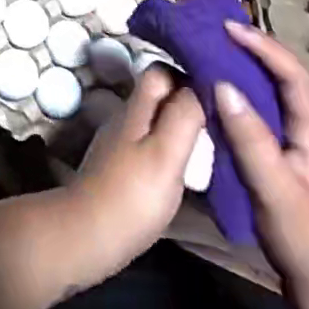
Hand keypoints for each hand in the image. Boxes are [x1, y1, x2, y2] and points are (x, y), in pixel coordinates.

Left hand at [67, 65, 204, 267]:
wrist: (86, 237)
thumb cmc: (132, 195)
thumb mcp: (166, 155)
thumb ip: (183, 117)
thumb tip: (202, 85)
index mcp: (136, 107)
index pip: (160, 71)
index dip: (188, 74)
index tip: (219, 92)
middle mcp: (126, 117)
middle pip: (159, 94)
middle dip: (188, 101)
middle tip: (221, 121)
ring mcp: (120, 141)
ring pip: (155, 119)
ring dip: (181, 126)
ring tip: (212, 144)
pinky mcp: (120, 165)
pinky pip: (150, 142)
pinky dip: (170, 147)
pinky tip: (188, 167)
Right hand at [213, 21, 308, 308]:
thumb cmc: (304, 237)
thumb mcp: (275, 189)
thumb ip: (251, 139)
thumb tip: (222, 84)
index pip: (293, 74)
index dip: (263, 46)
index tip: (229, 28)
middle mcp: (308, 129)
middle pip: (285, 77)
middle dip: (254, 49)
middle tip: (216, 34)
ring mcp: (298, 143)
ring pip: (273, 94)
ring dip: (246, 69)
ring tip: (213, 54)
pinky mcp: (284, 157)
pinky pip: (263, 112)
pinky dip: (241, 94)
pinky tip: (220, 97)